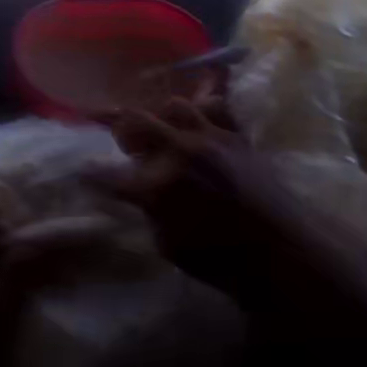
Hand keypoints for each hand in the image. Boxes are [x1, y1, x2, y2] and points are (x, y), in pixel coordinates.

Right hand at [103, 97, 309, 301]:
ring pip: (174, 106)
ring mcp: (212, 140)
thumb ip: (148, 212)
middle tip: (124, 143)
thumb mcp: (168, 244)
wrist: (284, 254)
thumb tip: (140, 195)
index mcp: (157, 186)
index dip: (91, 175)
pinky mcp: (239, 138)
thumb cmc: (220, 260)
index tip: (82, 173)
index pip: (106, 174)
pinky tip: (200, 126)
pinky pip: (217, 108)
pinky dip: (204, 113)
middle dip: (119, 129)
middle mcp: (180, 153)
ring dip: (161, 118)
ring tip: (163, 133)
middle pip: (133, 121)